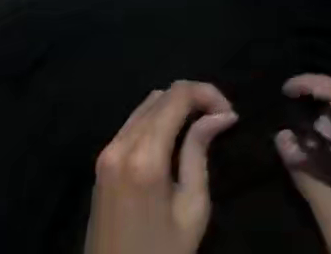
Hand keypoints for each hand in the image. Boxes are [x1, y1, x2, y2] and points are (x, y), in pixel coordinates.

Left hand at [85, 81, 238, 253]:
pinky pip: (133, 122)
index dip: (208, 93)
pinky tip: (175, 137)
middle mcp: (121, 145)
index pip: (178, 95)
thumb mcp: (192, 209)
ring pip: (147, 105)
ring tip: (201, 125)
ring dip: (176, 106)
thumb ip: (199, 152)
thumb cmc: (161, 253)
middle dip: (195, 97)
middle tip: (219, 119)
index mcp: (145, 157)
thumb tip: (221, 114)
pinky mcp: (102, 163)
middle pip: (162, 95)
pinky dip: (158, 118)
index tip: (229, 114)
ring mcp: (107, 153)